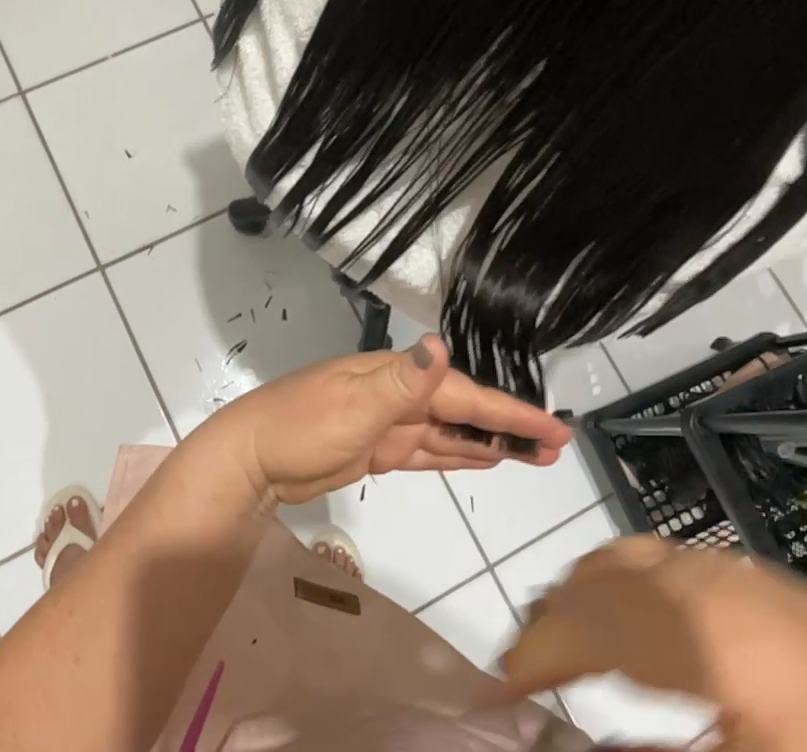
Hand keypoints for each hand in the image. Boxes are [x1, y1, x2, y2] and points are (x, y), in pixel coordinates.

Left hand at [203, 334, 573, 504]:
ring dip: (490, 442)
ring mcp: (387, 423)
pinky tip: (483, 457)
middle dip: (509, 427)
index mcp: (395, 376)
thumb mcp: (353, 406)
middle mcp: (397, 394)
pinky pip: (428, 451)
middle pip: (464, 411)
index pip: (464, 394)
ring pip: (450, 433)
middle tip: (556, 446)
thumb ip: (401, 382)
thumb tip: (440, 346)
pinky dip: (456, 453)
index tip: (552, 428)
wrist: (250, 461)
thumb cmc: (298, 429)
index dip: (509, 412)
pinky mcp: (377, 450)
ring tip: (534, 455)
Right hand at [499, 536, 806, 741]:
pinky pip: (671, 564)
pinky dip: (628, 586)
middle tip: (526, 671)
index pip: (587, 625)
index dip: (535, 654)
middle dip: (553, 620)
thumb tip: (580, 744)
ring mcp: (746, 578)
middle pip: (601, 578)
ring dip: (587, 596)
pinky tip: (634, 629)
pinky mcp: (772, 586)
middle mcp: (716, 588)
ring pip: (633, 559)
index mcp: (706, 641)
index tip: (501, 690)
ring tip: (568, 646)